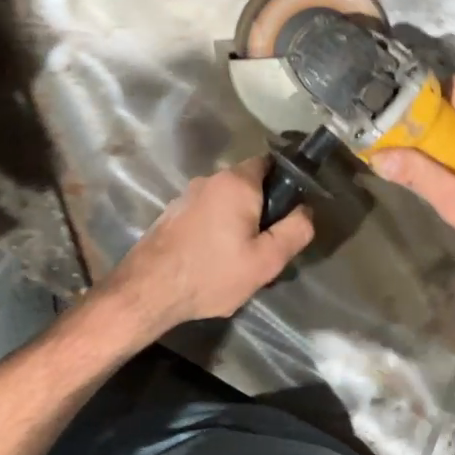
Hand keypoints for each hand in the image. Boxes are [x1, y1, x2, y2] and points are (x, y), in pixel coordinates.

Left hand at [97, 155, 314, 332]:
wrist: (148, 290)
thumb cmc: (212, 273)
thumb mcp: (266, 260)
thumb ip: (295, 231)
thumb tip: (306, 210)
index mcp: (237, 183)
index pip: (270, 164)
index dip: (285, 185)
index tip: (289, 215)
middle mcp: (209, 180)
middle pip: (247, 187)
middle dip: (260, 211)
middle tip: (265, 248)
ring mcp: (186, 196)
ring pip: (224, 204)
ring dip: (235, 224)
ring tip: (237, 261)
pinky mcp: (171, 215)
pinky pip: (205, 216)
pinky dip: (213, 232)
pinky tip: (212, 262)